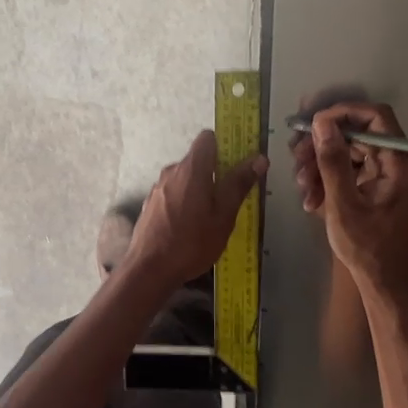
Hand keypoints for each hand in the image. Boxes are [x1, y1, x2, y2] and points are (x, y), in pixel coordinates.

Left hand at [128, 130, 268, 286]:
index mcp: (191, 169)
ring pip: (185, 179)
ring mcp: (158, 188)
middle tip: (229, 199)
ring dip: (199, 190)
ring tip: (211, 218)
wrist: (149, 269)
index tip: (237, 166)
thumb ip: (239, 184)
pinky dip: (185, 202)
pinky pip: (173, 194)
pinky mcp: (151, 204)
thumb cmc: (192, 242)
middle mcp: (171, 172)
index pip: (207, 139)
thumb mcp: (223, 216)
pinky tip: (190, 227)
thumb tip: (258, 158)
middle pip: (197, 160)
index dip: (225, 147)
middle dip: (215, 173)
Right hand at [292, 101, 407, 286]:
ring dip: (322, 165)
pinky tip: (312, 199)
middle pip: (358, 135)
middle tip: (297, 159)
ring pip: (351, 153)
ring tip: (302, 187)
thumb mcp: (343, 203)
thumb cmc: (368, 246)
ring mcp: (390, 176)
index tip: (312, 125)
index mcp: (400, 162)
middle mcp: (399, 163)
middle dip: (324, 145)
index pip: (375, 117)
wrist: (385, 283)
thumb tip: (322, 123)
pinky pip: (353, 171)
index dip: (342, 114)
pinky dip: (331, 180)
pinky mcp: (379, 188)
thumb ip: (332, 160)